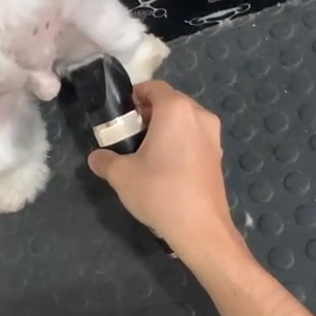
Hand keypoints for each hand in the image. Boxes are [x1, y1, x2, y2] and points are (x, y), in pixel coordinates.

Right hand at [87, 81, 239, 258]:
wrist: (200, 228)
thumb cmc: (159, 191)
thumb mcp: (121, 174)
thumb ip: (104, 160)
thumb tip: (97, 157)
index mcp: (176, 110)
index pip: (154, 87)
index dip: (135, 96)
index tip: (121, 114)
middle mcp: (199, 116)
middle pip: (171, 102)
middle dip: (149, 113)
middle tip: (129, 133)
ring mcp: (213, 137)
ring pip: (184, 121)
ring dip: (165, 128)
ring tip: (145, 151)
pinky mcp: (218, 157)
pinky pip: (194, 138)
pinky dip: (179, 143)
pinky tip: (164, 167)